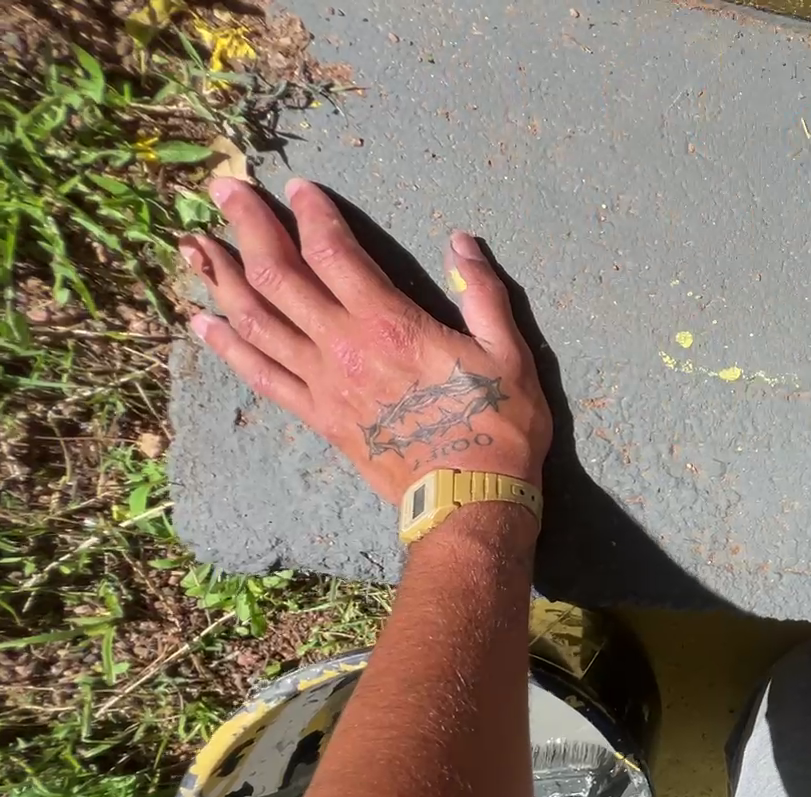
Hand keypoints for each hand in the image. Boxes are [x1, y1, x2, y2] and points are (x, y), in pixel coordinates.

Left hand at [180, 177, 551, 503]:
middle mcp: (343, 346)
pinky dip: (227, 346)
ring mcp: (323, 382)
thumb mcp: (511, 356)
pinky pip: (260, 374)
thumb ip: (485, 297)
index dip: (314, 216)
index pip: (335, 255)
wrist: (474, 492)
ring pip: (256, 319)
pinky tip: (203, 322)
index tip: (299, 189)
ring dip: (223, 276)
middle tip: (225, 190)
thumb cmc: (501, 424)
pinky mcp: (318, 415)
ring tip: (197, 243)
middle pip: (280, 275)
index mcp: (391, 325)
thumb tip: (462, 243)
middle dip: (250, 227)